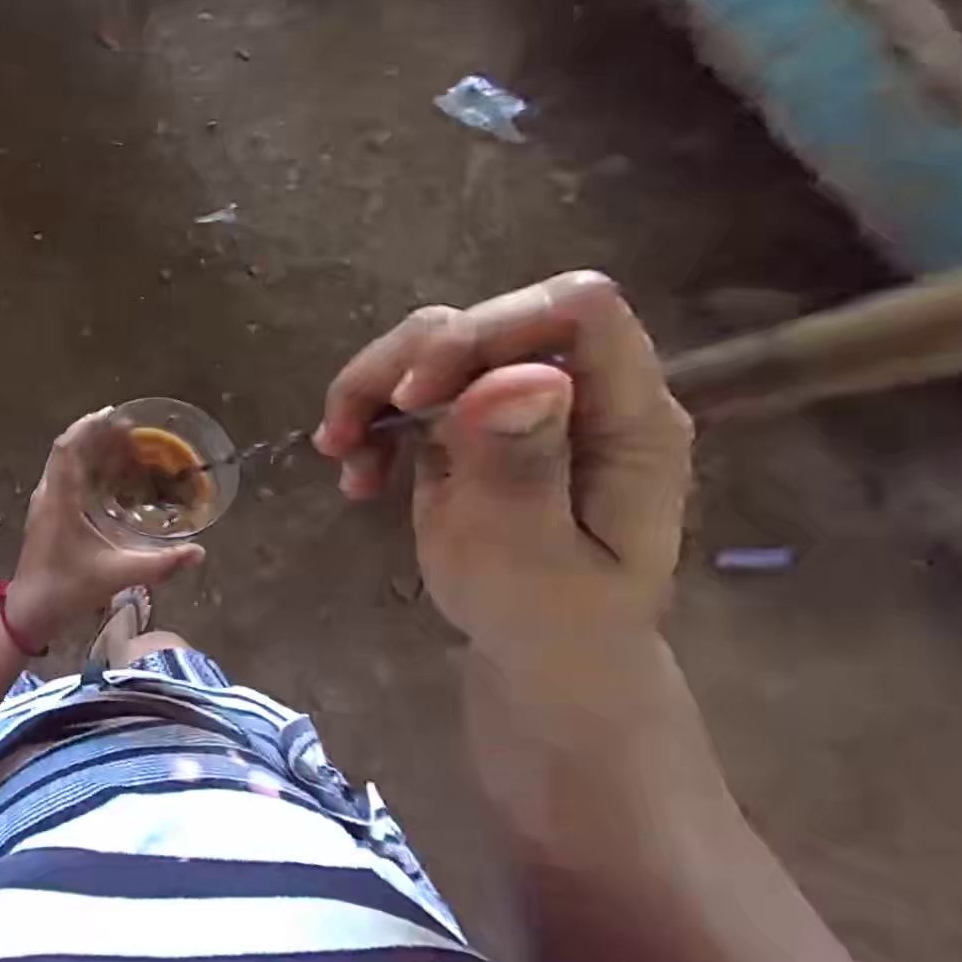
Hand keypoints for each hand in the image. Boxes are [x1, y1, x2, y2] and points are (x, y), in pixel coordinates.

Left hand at [8, 408, 205, 648]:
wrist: (30, 610)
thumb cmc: (67, 589)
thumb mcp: (116, 576)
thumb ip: (159, 566)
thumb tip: (198, 554)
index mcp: (58, 501)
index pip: (67, 449)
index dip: (88, 427)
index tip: (115, 415)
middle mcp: (48, 495)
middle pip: (69, 451)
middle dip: (97, 435)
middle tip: (131, 430)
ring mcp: (45, 504)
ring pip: (66, 464)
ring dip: (92, 450)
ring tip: (125, 446)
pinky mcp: (47, 514)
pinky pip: (66, 478)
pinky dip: (88, 468)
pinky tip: (111, 477)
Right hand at [314, 272, 693, 663]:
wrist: (541, 650)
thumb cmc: (550, 619)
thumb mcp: (533, 560)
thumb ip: (522, 471)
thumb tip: (516, 376)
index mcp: (623, 416)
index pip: (573, 312)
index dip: (485, 331)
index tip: (414, 395)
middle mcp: (571, 392)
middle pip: (480, 321)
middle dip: (401, 364)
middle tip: (349, 433)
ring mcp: (514, 405)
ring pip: (429, 346)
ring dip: (368, 390)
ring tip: (339, 451)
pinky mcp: (467, 425)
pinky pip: (405, 391)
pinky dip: (365, 420)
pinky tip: (354, 473)